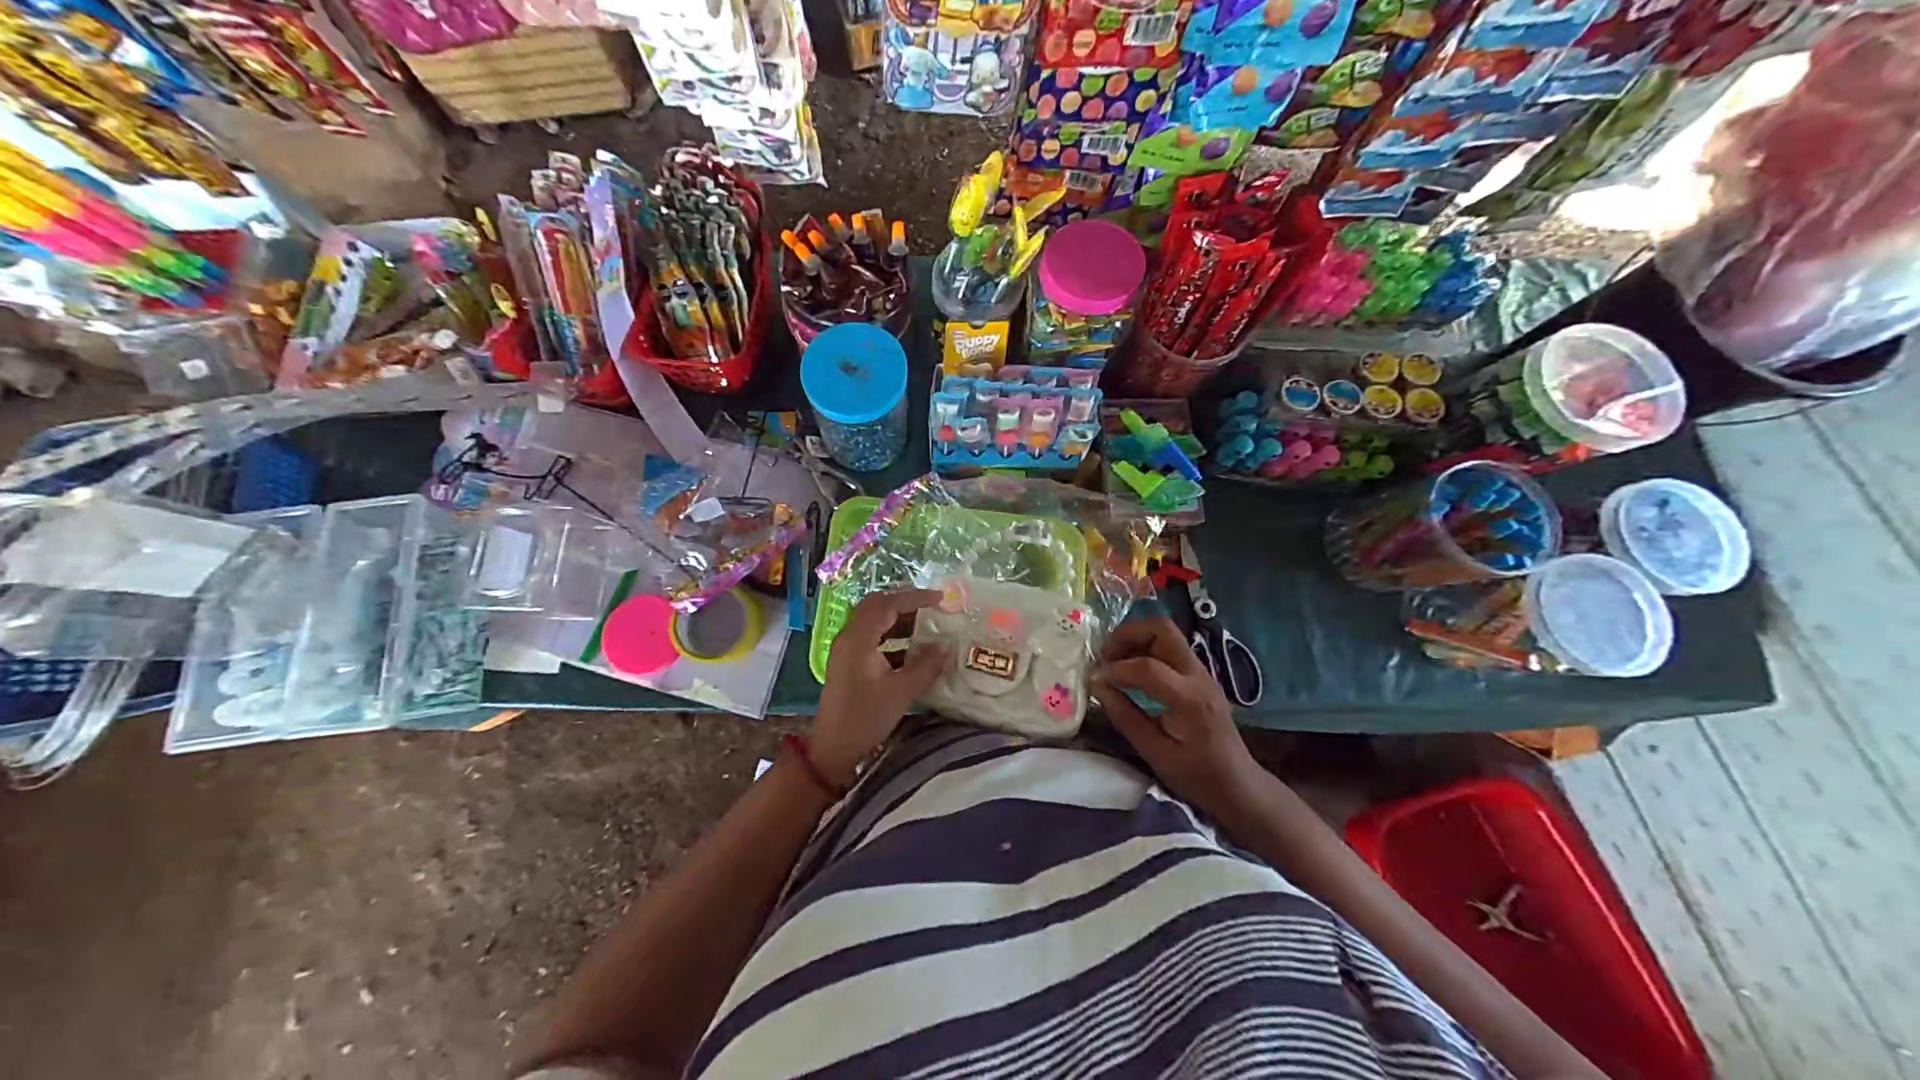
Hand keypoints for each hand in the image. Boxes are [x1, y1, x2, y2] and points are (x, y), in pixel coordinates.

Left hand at [810, 588, 948, 786]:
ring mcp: (846, 649)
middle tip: (932, 608)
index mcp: (859, 639)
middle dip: (905, 603)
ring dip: (899, 620)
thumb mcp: (901, 692)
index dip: (915, 598)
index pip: (887, 604)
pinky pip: (871, 637)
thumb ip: (925, 666)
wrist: (832, 748)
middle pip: (876, 606)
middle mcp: (849, 637)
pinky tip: (913, 649)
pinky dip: (892, 636)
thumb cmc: (865, 718)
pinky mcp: (848, 662)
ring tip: (928, 626)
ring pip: (873, 621)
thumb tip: (946, 646)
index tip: (940, 599)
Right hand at [1091, 616, 1274, 821]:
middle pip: (1162, 629)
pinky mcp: (1198, 675)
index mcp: (1190, 700)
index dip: (1115, 669)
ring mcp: (1201, 672)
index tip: (1095, 680)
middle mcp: (1198, 676)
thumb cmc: (1197, 776)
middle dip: (1127, 635)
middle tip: (1106, 657)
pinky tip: (1130, 672)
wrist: (1238, 784)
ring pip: (1165, 633)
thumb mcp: (1155, 753)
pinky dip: (1144, 649)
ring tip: (1114, 663)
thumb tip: (1098, 687)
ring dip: (1135, 640)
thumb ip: (1125, 717)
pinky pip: (1169, 648)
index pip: (1147, 667)